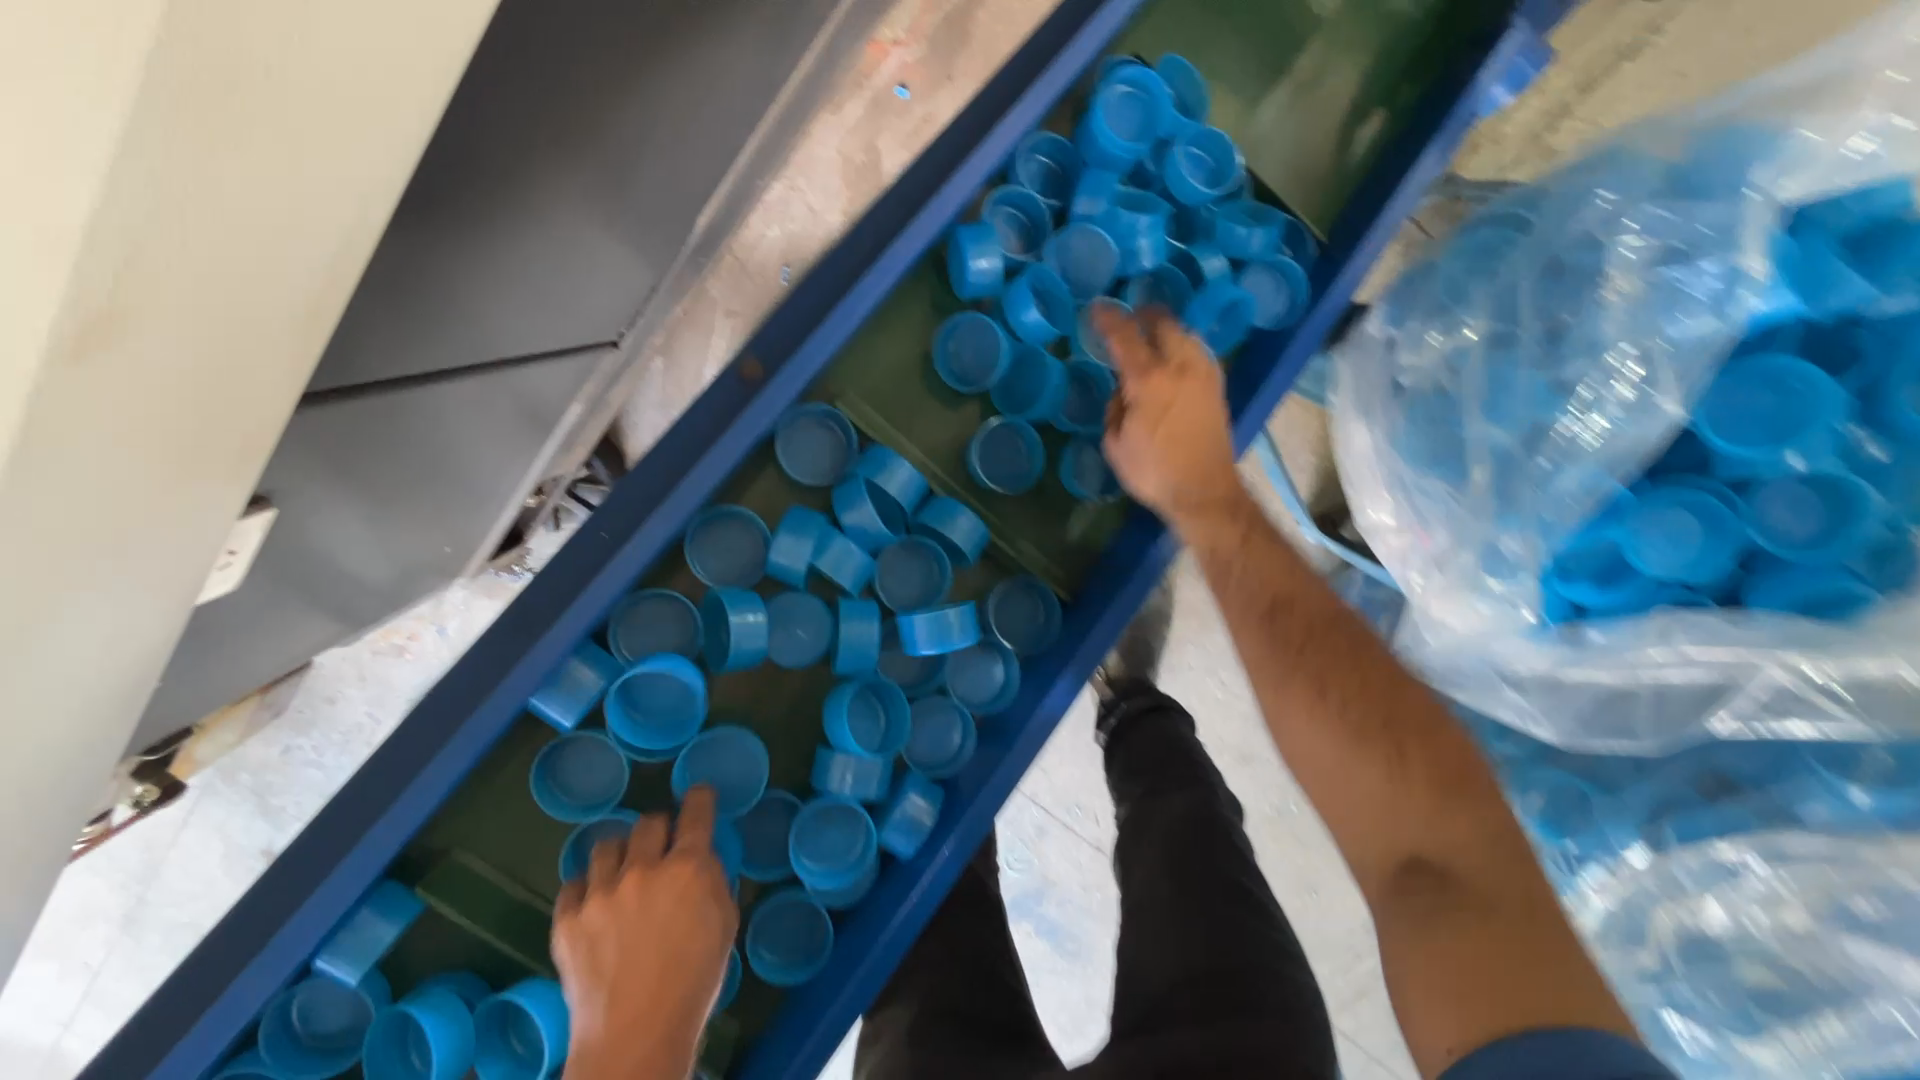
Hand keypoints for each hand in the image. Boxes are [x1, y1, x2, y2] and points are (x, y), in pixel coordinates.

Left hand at [552, 787, 738, 1079]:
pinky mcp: (566, 918)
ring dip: (620, 854)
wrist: (637, 1034)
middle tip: (661, 848)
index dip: (699, 798)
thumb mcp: (725, 926)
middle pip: (647, 823)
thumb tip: (703, 865)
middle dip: (658, 830)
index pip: (695, 813)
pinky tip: (595, 905)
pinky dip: (587, 888)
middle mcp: (643, 869)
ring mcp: (600, 892)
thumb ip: (715, 885)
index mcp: (689, 868)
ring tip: (623, 874)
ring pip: (606, 845)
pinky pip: (573, 884)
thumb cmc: (695, 983)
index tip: (698, 794)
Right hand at [1095, 306, 1243, 531]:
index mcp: (1148, 379)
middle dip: (1143, 316)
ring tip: (1150, 338)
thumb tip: (1123, 392)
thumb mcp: (1115, 444)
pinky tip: (1173, 361)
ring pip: (1185, 334)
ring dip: (1165, 330)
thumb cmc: (1154, 472)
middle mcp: (1180, 366)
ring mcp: (1204, 374)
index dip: (1107, 318)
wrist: (1205, 492)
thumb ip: (1114, 409)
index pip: (1124, 335)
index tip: (1096, 309)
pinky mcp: (1217, 387)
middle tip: (1127, 320)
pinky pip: (1197, 352)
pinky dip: (1182, 347)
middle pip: (1163, 322)